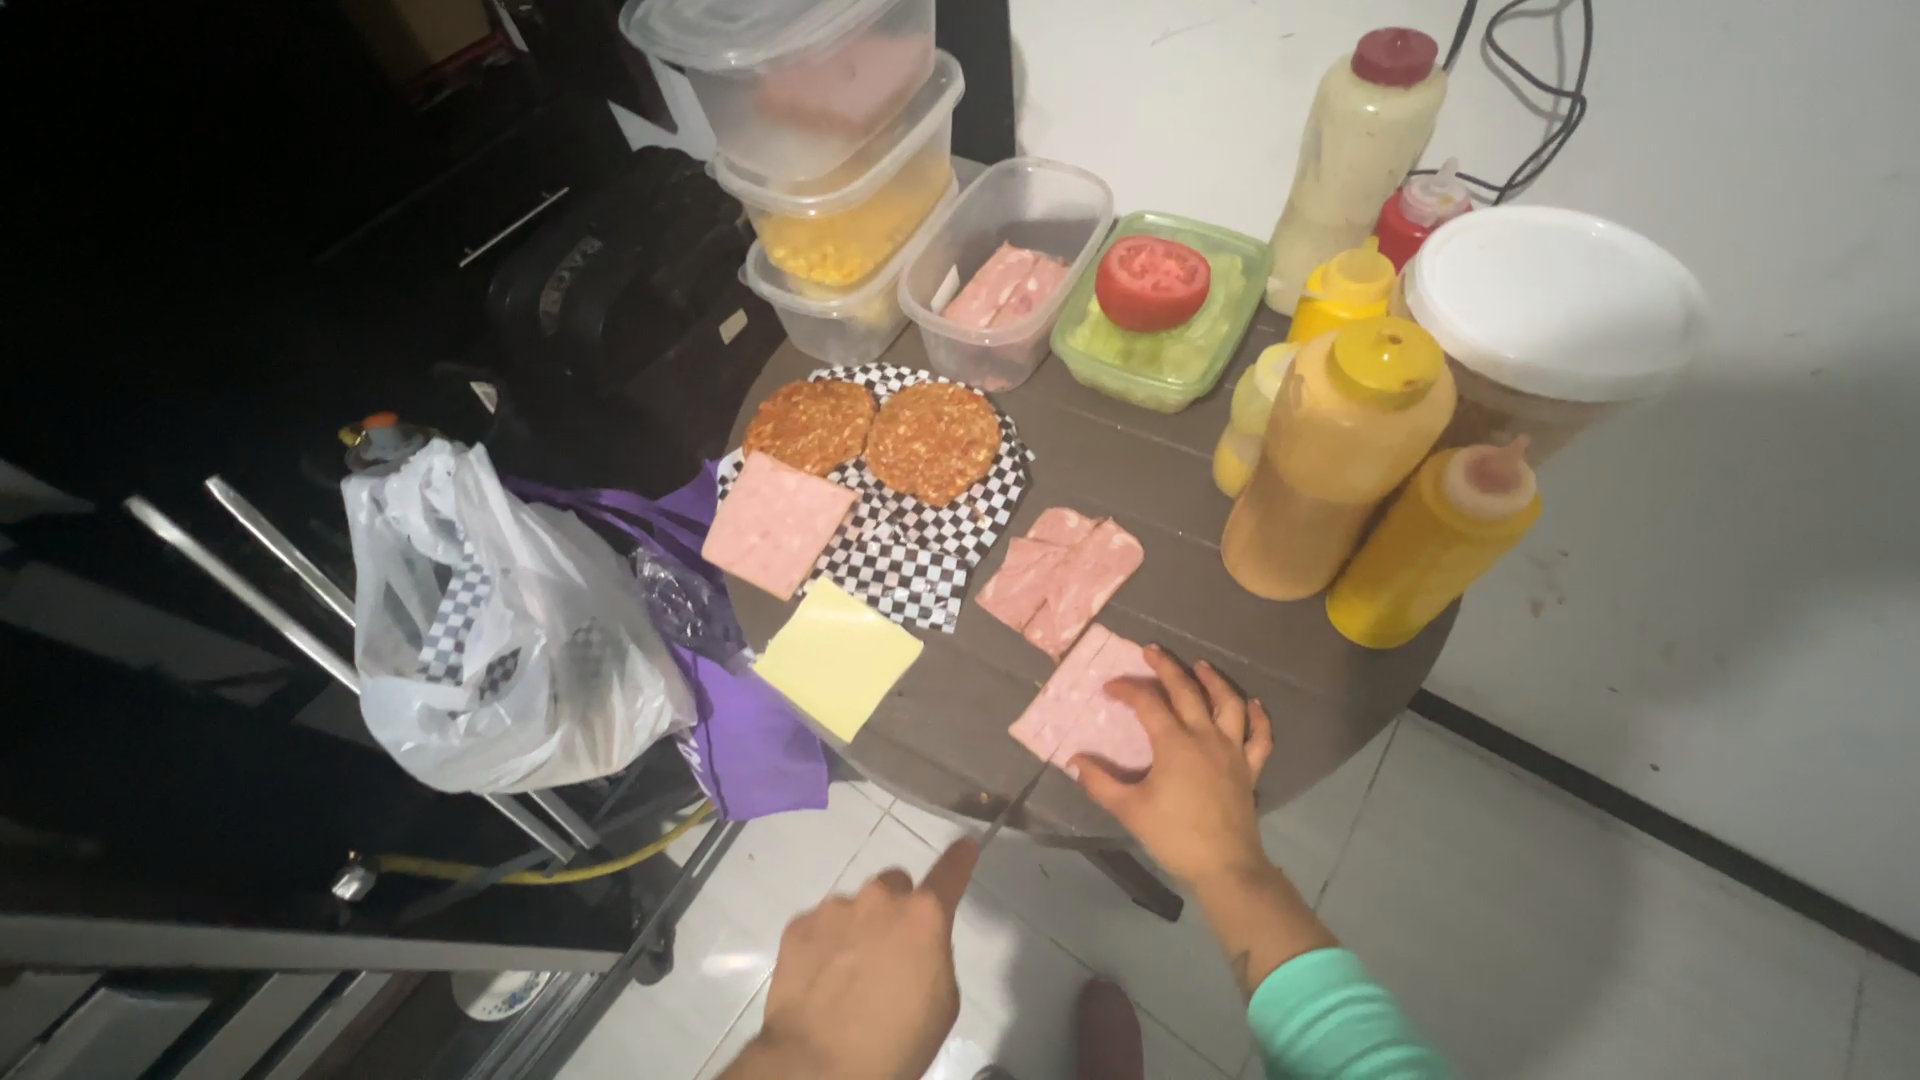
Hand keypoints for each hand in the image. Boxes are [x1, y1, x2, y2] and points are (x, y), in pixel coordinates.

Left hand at [730, 839, 979, 1079]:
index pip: (950, 873)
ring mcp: (835, 908)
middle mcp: (880, 899)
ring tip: (848, 979)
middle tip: (890, 954)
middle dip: (897, 911)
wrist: (816, 1067)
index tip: (964, 846)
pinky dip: (824, 947)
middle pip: (896, 887)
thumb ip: (936, 957)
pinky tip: (820, 982)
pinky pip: (820, 926)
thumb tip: (918, 947)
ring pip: (856, 906)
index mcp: (924, 916)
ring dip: (858, 930)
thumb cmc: (895, 1044)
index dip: (960, 859)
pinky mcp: (799, 926)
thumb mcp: (942, 1004)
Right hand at [1070, 646, 1274, 888]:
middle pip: (1187, 691)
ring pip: (1228, 704)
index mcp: (1174, 743)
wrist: (1225, 866)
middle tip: (1151, 651)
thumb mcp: (1129, 809)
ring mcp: (1232, 751)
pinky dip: (1258, 717)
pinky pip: (1260, 737)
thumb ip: (1100, 782)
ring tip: (1200, 665)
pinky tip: (1252, 703)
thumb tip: (1075, 761)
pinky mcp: (1250, 768)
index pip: (1148, 703)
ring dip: (1213, 680)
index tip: (1109, 688)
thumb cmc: (1174, 836)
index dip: (1127, 690)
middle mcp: (1205, 737)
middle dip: (1167, 667)